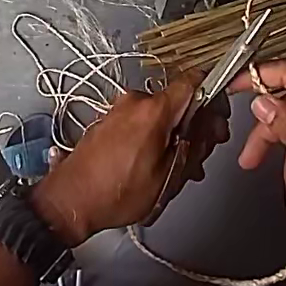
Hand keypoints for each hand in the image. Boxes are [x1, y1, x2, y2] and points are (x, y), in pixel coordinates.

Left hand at [30, 75, 229, 245]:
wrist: (67, 203)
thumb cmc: (114, 194)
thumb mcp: (169, 175)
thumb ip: (196, 145)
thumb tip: (210, 128)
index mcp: (153, 110)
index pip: (194, 81)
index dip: (213, 96)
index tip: (218, 117)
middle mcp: (136, 101)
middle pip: (180, 101)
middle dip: (196, 124)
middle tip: (202, 151)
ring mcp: (120, 109)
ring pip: (163, 113)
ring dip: (176, 133)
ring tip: (180, 166)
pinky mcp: (110, 120)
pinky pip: (144, 120)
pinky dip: (156, 135)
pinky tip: (159, 162)